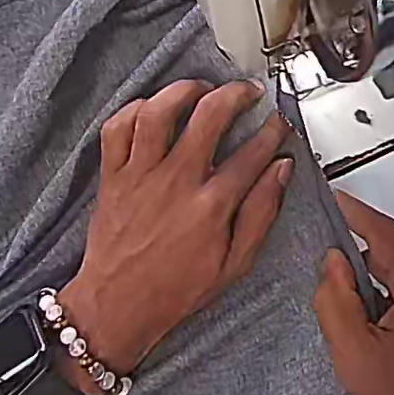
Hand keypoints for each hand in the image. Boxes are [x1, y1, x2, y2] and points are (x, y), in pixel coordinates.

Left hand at [60, 80, 293, 388]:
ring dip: (184, 90)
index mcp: (210, 206)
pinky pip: (117, 128)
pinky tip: (153, 108)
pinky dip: (134, 109)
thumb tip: (280, 172)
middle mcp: (175, 183)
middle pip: (209, 116)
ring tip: (201, 89)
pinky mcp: (113, 176)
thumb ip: (261, 213)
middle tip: (246, 92)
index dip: (272, 131)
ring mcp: (140, 176)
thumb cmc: (174, 289)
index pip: (252, 153)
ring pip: (159, 112)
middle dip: (235, 94)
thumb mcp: (235, 264)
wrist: (118, 305)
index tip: (278, 124)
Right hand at [313, 191, 393, 394]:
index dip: (354, 211)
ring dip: (383, 293)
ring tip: (369, 341)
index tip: (332, 196)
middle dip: (363, 270)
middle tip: (336, 300)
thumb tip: (334, 262)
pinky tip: (391, 346)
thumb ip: (336, 300)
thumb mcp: (356, 361)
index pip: (385, 231)